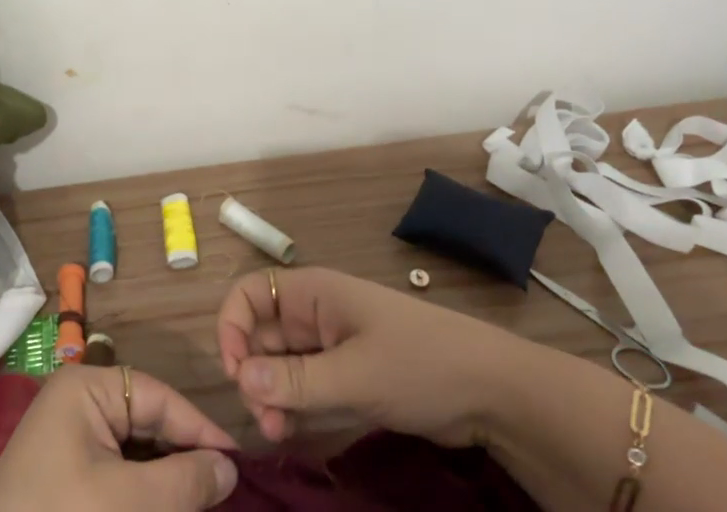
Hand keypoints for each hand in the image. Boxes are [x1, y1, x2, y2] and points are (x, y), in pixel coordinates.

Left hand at [0, 365, 239, 511]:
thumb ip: (187, 480)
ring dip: (168, 478)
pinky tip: (169, 507)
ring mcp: (69, 439)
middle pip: (149, 422)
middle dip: (185, 457)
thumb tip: (229, 467)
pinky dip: (145, 492)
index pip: (160, 397)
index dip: (202, 430)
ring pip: (137, 451)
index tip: (239, 464)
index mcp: (86, 389)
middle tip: (228, 489)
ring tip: (204, 501)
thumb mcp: (133, 501)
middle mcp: (77, 403)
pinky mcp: (67, 475)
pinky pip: (118, 472)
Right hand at [216, 266, 539, 445]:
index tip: (235, 373)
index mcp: (314, 294)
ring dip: (271, 397)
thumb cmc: (422, 366)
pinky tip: (292, 433)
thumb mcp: (356, 375)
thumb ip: (295, 380)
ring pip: (280, 366)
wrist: (494, 393)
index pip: (250, 294)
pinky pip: (305, 387)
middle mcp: (316, 315)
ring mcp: (333, 347)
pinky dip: (293, 408)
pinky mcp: (348, 377)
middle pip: (261, 335)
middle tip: (263, 418)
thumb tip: (240, 378)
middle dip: (253, 374)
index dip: (231, 327)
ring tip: (278, 433)